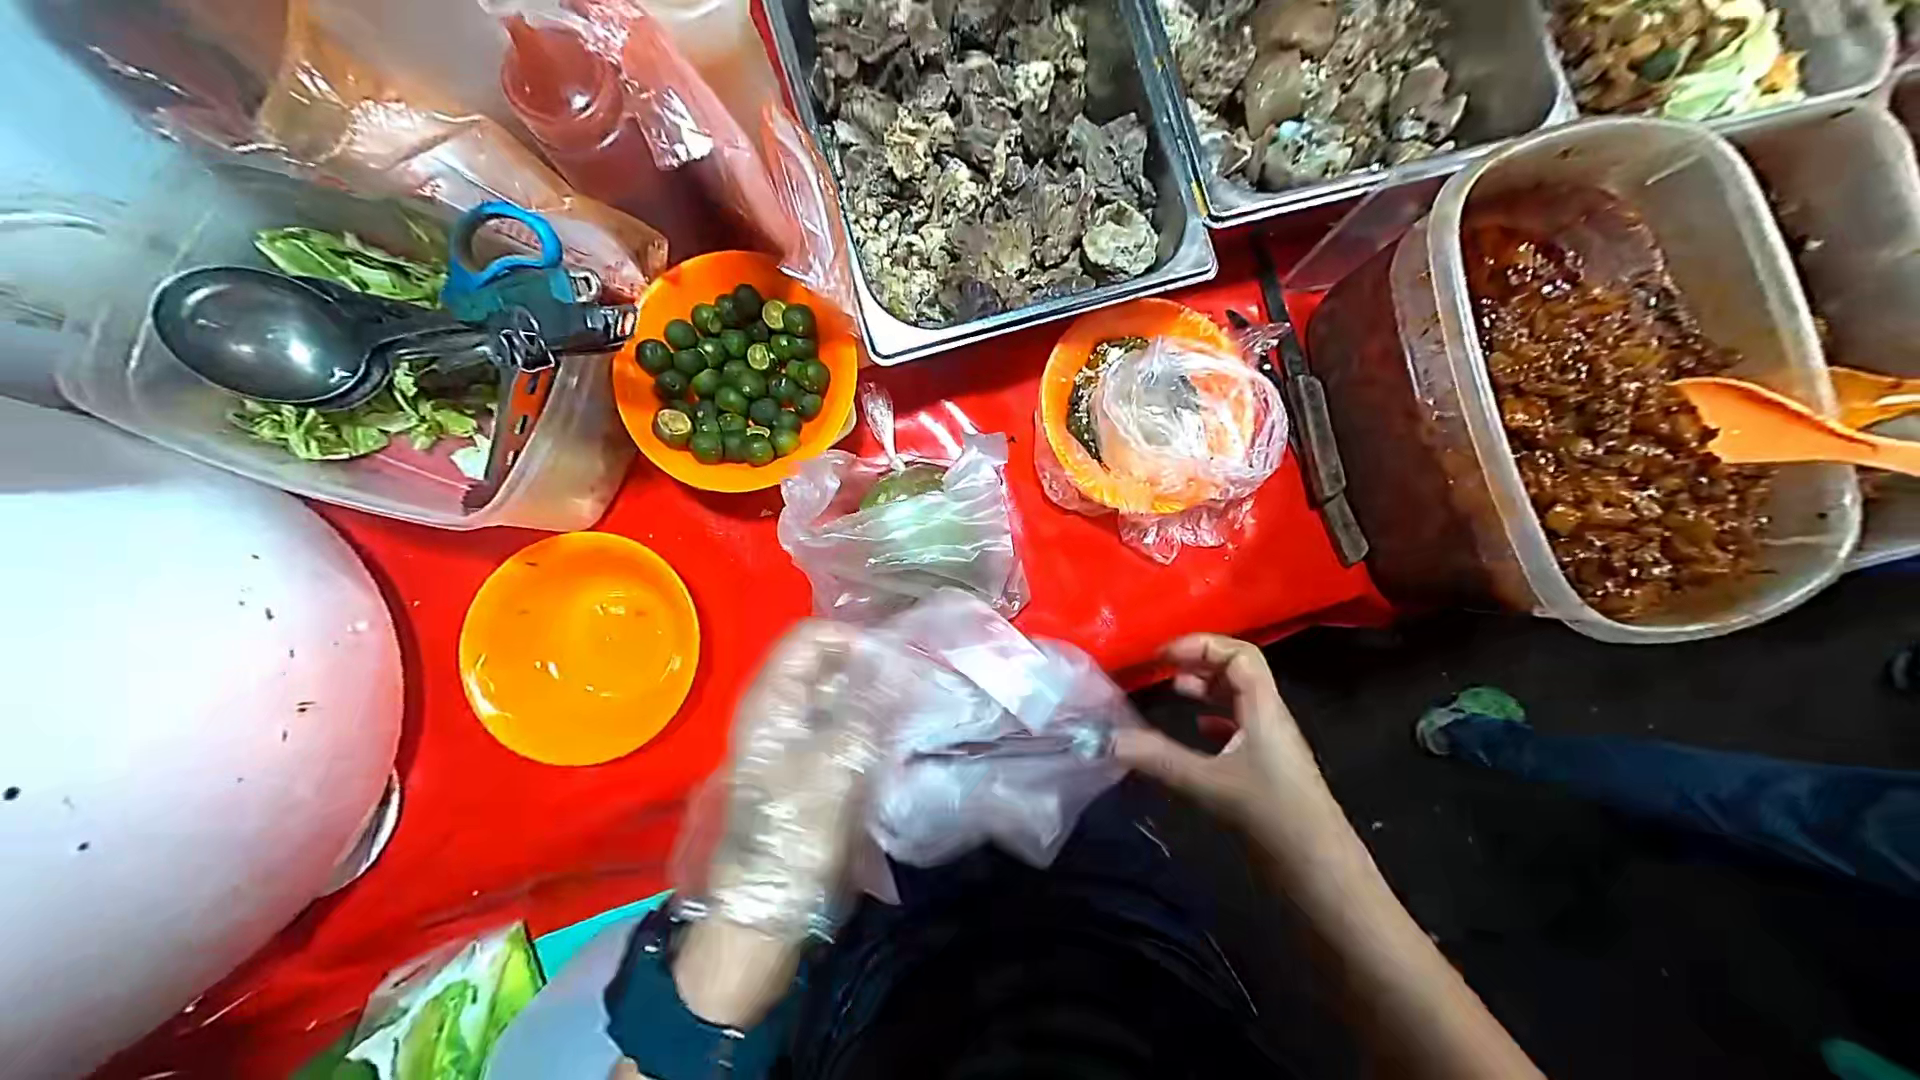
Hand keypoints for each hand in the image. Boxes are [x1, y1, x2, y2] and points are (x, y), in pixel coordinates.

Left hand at [673, 621, 889, 1026]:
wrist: (767, 905)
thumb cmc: (794, 831)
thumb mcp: (836, 764)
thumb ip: (869, 707)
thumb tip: (899, 663)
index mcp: (772, 698)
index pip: (812, 637)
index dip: (853, 639)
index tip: (896, 661)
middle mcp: (780, 707)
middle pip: (828, 661)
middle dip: (871, 664)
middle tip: (914, 682)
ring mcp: (795, 735)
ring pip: (840, 692)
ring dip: (876, 693)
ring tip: (914, 705)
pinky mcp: (812, 761)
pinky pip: (845, 723)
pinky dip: (871, 720)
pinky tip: (898, 735)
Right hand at [1113, 634, 1347, 862]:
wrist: (1321, 870)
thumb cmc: (1271, 816)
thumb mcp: (1207, 784)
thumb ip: (1158, 758)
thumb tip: (1108, 739)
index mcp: (1263, 707)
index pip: (1238, 654)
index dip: (1200, 645)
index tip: (1163, 658)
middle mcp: (1269, 716)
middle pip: (1238, 670)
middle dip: (1200, 661)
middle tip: (1164, 669)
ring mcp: (1271, 741)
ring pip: (1238, 697)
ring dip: (1207, 687)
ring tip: (1175, 690)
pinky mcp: (1268, 764)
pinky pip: (1239, 724)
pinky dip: (1214, 717)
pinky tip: (1197, 729)